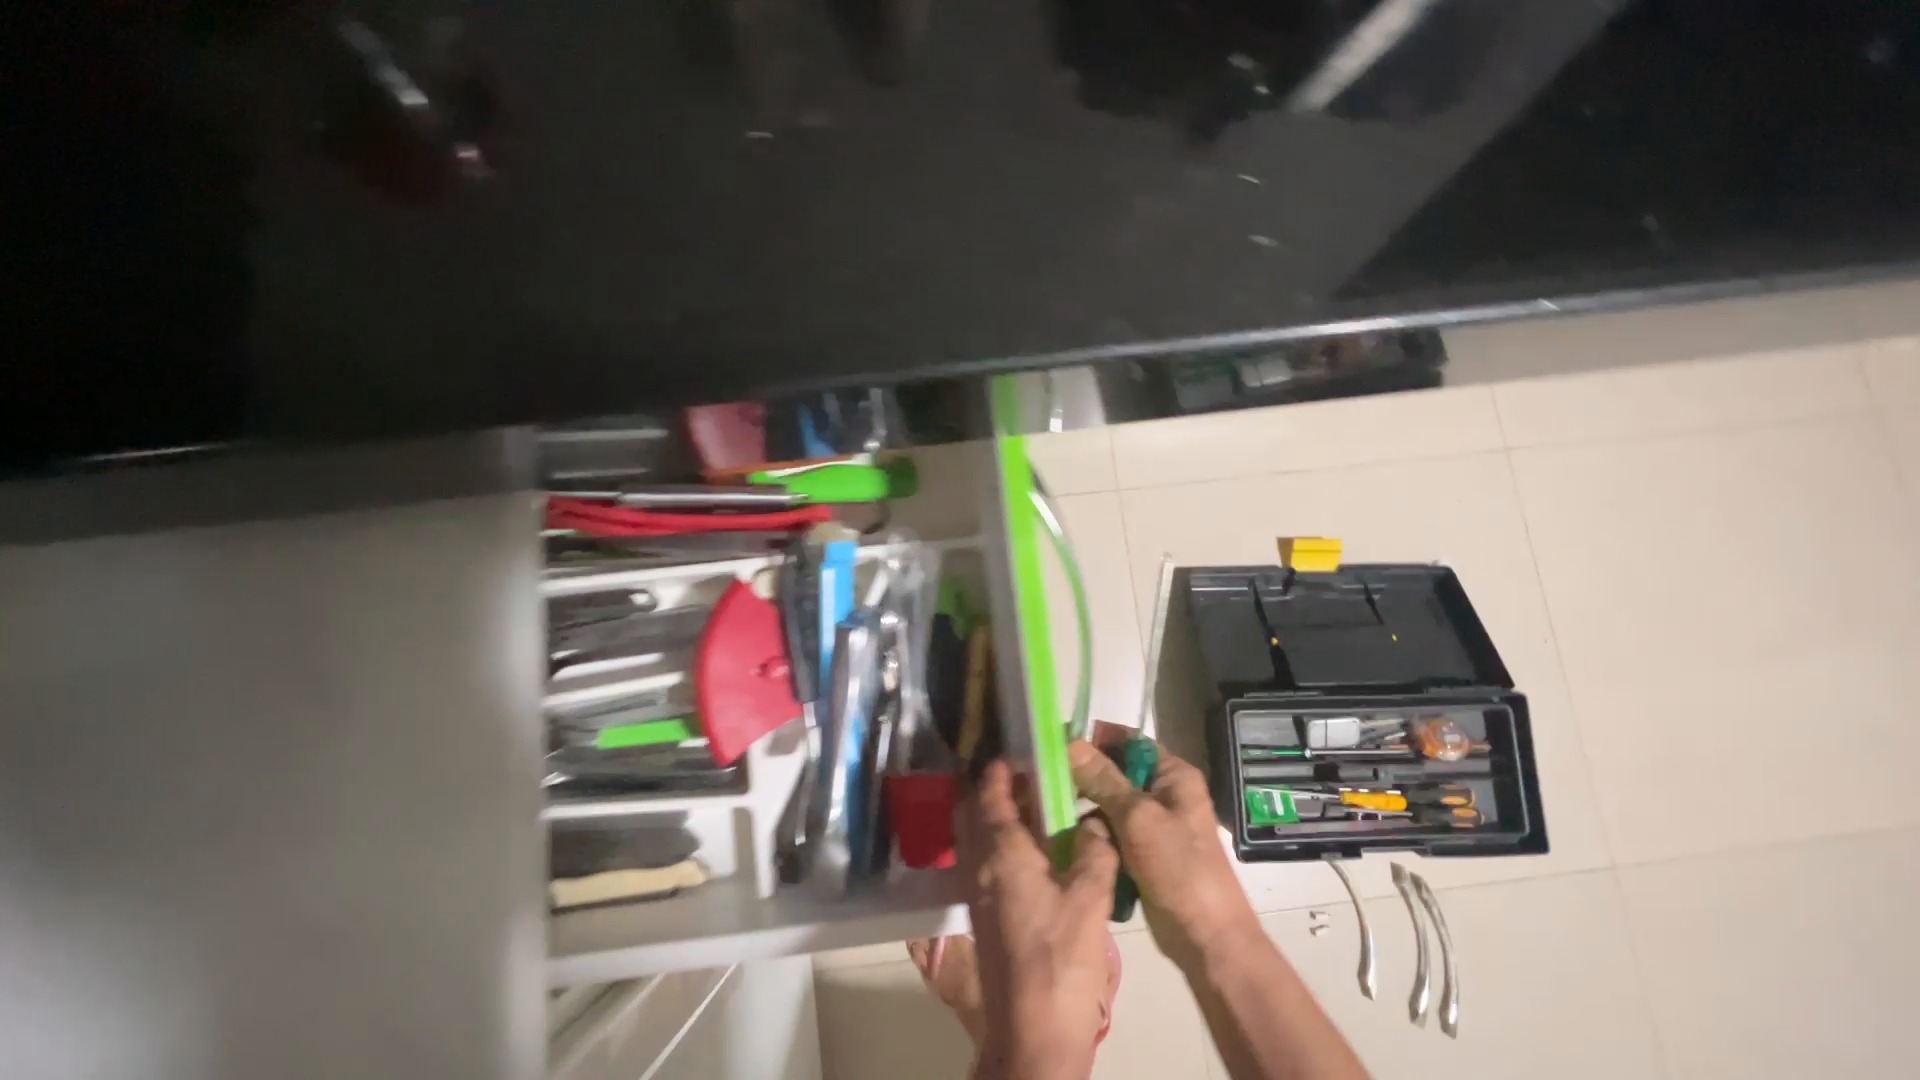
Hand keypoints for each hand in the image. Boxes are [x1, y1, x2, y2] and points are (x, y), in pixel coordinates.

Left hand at [958, 760, 1119, 1079]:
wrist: (1033, 1032)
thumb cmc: (1062, 959)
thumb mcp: (1091, 899)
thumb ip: (1095, 852)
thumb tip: (1094, 822)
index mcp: (1000, 854)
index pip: (988, 795)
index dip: (999, 770)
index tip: (1018, 754)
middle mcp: (977, 868)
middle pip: (971, 814)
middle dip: (990, 791)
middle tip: (1025, 780)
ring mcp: (974, 895)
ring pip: (974, 841)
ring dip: (993, 820)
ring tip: (1033, 815)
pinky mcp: (981, 919)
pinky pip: (982, 866)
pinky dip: (998, 849)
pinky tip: (1032, 859)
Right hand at [1067, 739, 1260, 972]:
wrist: (1205, 936)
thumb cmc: (1179, 868)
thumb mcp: (1138, 818)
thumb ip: (1103, 779)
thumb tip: (1070, 742)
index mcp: (1173, 775)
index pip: (1128, 741)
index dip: (1094, 739)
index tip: (1054, 743)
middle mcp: (1164, 792)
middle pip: (1114, 771)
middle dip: (1082, 775)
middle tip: (1040, 778)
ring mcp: (1152, 824)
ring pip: (1108, 803)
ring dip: (1083, 806)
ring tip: (1045, 807)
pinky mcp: (1141, 852)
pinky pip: (1110, 831)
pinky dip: (1091, 832)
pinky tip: (1062, 836)